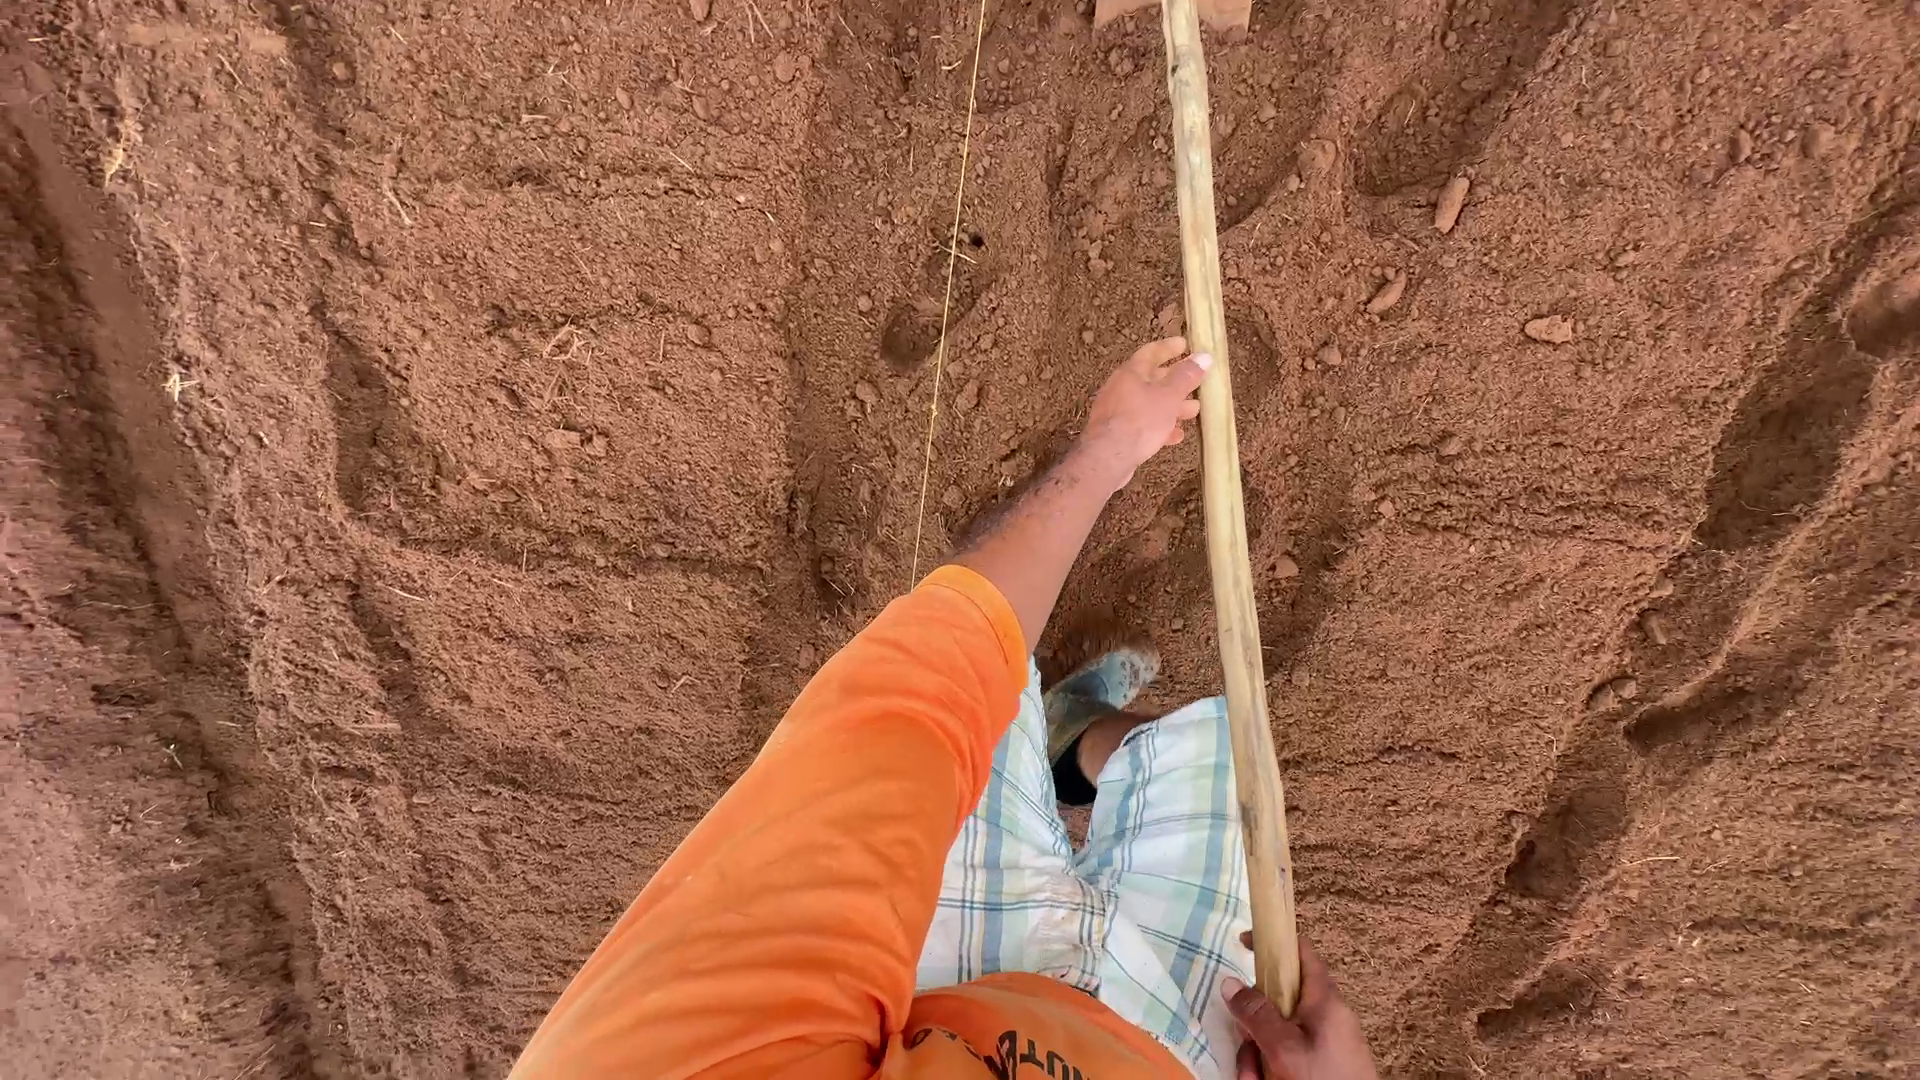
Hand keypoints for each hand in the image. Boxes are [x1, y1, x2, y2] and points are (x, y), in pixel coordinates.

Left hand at [1073, 336, 1210, 490]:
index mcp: (1129, 373)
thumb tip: (1203, 357)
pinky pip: (1142, 426)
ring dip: (1171, 406)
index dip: (1168, 348)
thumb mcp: (1169, 395)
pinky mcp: (1117, 434)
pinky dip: (1160, 427)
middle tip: (1196, 382)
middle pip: (1151, 380)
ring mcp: (1116, 412)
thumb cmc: (1139, 421)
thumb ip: (1186, 376)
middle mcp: (1120, 389)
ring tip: (1193, 411)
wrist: (1109, 458)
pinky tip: (1175, 435)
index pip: (1150, 352)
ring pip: (1149, 404)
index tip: (1185, 344)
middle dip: (1175, 381)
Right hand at [1222, 936, 1377, 1079]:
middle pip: (1280, 1000)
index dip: (1272, 941)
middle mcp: (1327, 1016)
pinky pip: (1291, 1053)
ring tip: (1253, 1078)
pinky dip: (1273, 1066)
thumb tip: (1229, 982)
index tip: (1243, 945)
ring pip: (1280, 1031)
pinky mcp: (1327, 1064)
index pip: (1300, 951)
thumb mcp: (1284, 1049)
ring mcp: (1328, 1042)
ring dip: (1258, 1053)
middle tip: (1244, 1045)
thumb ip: (1256, 1015)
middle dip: (1254, 1024)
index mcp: (1325, 1000)